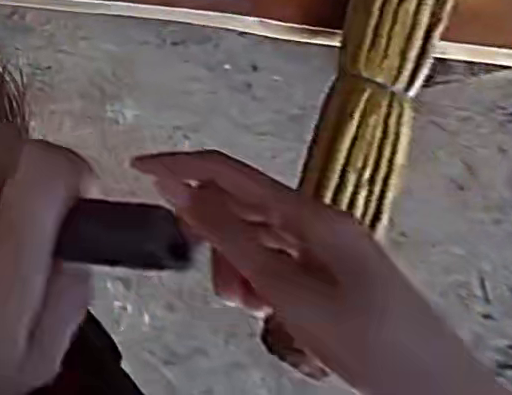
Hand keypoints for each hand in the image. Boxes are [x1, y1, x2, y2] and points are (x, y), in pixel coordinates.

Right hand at [132, 150, 510, 394]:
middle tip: (203, 267)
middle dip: (211, 231)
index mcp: (310, 213)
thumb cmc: (374, 347)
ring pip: (256, 234)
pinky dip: (258, 276)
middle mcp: (318, 221)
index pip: (225, 170)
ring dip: (235, 261)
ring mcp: (329, 247)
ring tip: (241, 300)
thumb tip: (173, 186)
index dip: (177, 165)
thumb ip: (225, 233)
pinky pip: (278, 258)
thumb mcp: (284, 289)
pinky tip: (263, 306)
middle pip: (239, 204)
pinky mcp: (336, 273)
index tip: (137, 169)